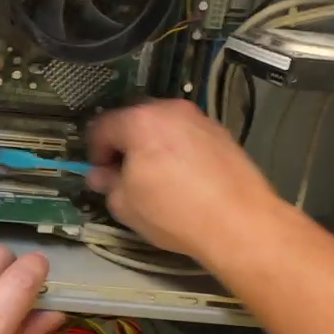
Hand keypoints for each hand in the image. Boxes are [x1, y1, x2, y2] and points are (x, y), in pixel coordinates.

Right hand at [86, 99, 280, 259]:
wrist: (239, 223)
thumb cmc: (175, 213)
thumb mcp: (126, 205)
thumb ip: (108, 183)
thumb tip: (102, 176)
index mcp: (140, 122)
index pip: (102, 127)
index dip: (95, 151)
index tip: (100, 172)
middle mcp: (170, 110)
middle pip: (134, 120)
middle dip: (124, 144)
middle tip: (124, 173)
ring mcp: (199, 119)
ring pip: (163, 126)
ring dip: (152, 145)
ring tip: (155, 177)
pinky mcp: (221, 133)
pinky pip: (187, 135)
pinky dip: (177, 149)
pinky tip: (182, 177)